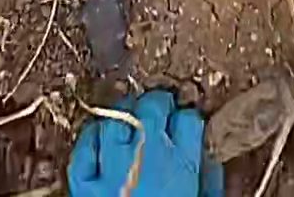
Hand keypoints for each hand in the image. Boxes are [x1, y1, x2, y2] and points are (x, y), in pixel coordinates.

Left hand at [69, 90, 225, 196]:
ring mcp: (111, 172)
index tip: (188, 121)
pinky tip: (101, 137)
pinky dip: (91, 139)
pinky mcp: (83, 190)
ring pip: (116, 119)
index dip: (190, 116)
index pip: (189, 118)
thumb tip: (210, 162)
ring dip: (126, 116)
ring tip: (133, 120)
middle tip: (163, 110)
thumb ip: (207, 180)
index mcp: (181, 167)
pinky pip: (83, 150)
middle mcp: (145, 160)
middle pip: (152, 107)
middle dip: (159, 104)